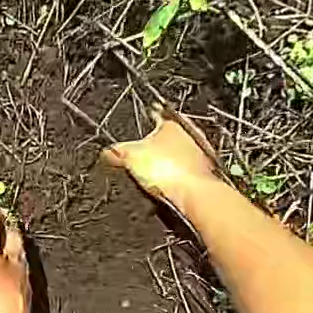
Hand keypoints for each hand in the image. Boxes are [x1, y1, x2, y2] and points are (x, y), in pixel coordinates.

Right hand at [101, 109, 219, 208]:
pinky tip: (167, 189)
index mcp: (172, 122)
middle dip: (152, 150)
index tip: (134, 136)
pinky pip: (185, 175)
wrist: (194, 196)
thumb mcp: (128, 156)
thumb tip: (106, 151)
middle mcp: (190, 135)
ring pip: (176, 157)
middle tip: (138, 162)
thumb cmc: (170, 171)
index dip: (141, 127)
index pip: (154, 117)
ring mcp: (200, 155)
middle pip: (165, 139)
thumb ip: (115, 151)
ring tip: (152, 179)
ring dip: (166, 167)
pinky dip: (176, 181)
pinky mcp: (205, 175)